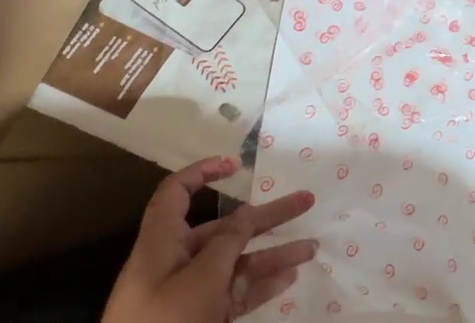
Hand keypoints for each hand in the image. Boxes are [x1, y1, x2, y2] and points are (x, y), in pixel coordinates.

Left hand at [102, 156, 318, 322]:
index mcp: (163, 244)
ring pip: (236, 263)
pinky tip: (289, 280)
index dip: (202, 173)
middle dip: (266, 217)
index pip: (175, 194)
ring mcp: (187, 294)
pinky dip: (259, 285)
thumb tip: (246, 215)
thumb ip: (229, 241)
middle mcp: (175, 263)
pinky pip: (233, 293)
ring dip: (273, 255)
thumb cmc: (164, 321)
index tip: (237, 166)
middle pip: (224, 229)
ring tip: (311, 249)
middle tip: (306, 202)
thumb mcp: (201, 278)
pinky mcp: (198, 318)